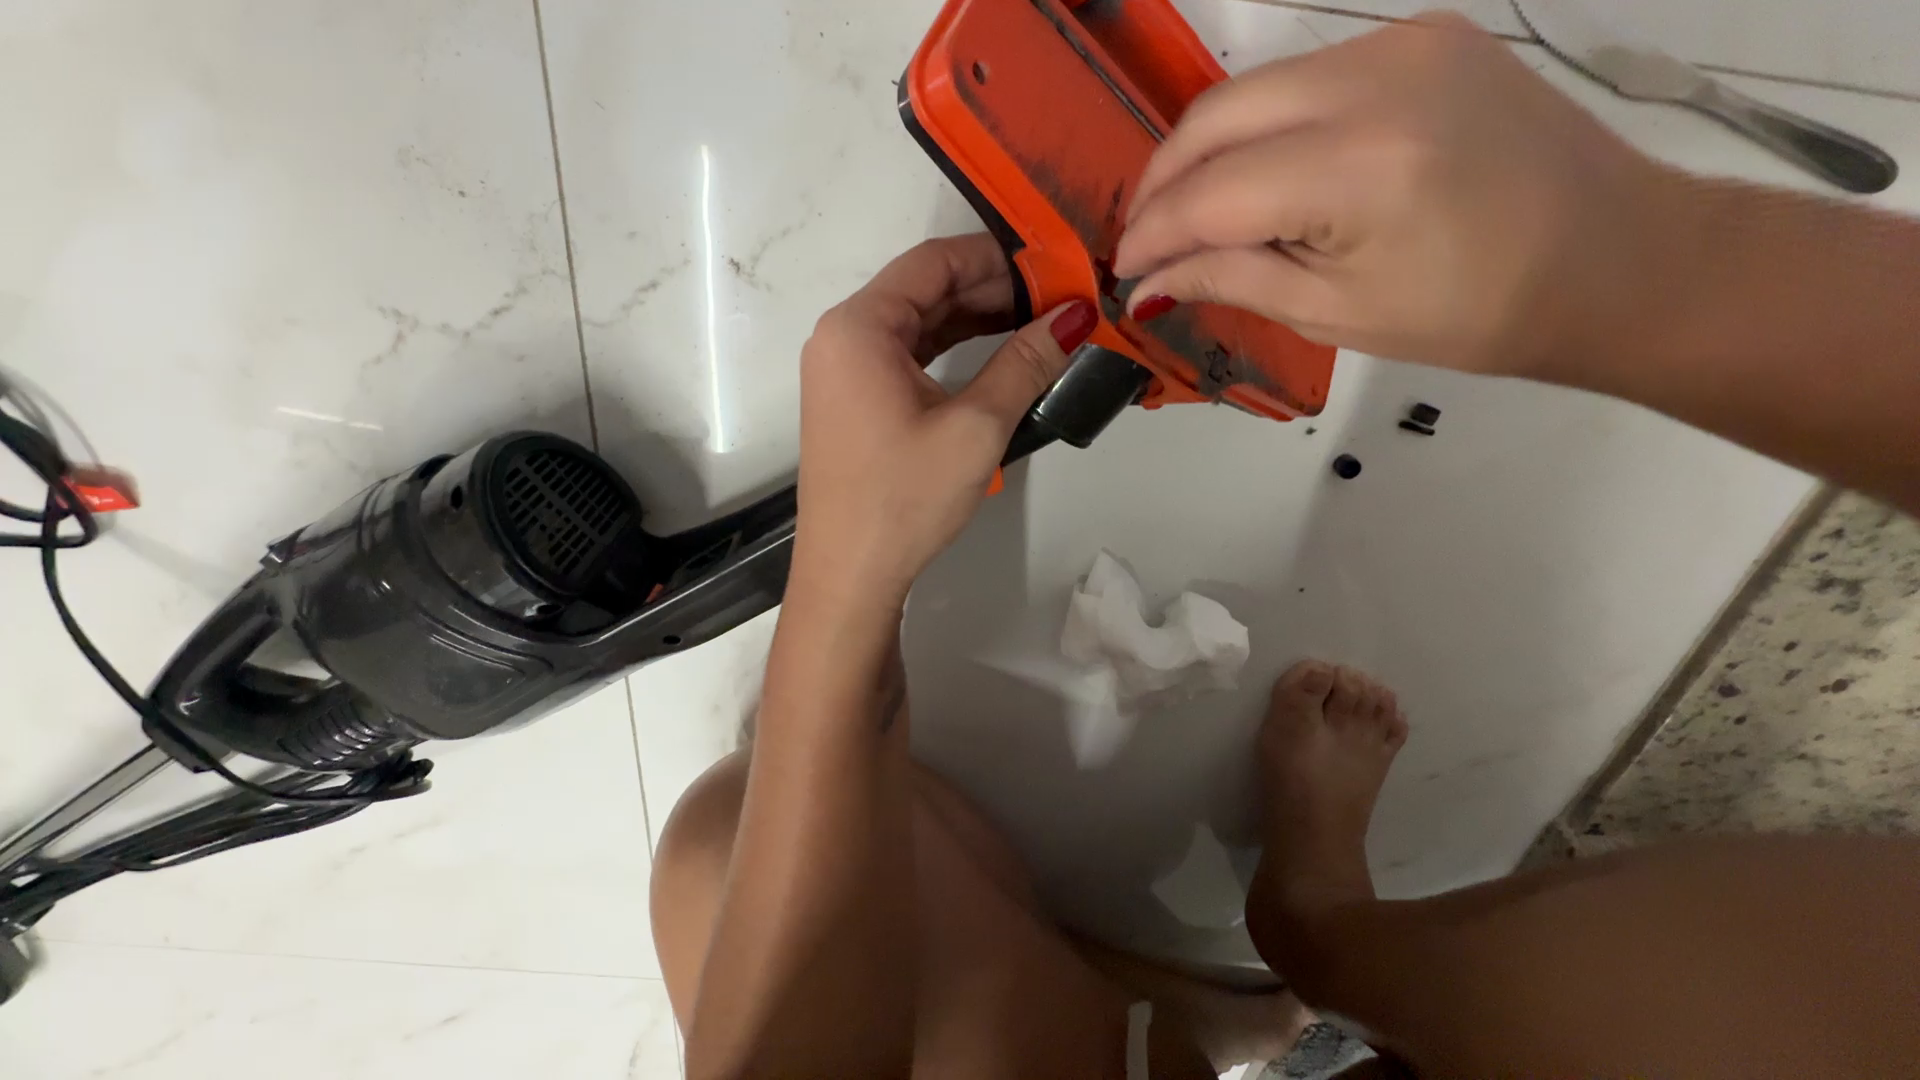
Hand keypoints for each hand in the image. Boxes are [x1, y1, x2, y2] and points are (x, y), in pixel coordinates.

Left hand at [792, 234, 1096, 609]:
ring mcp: (843, 371)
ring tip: (1037, 325)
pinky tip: (995, 357)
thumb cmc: (906, 498)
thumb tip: (1076, 315)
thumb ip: (1026, 363)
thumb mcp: (976, 427)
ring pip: (916, 324)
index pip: (933, 262)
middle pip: (923, 290)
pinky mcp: (854, 402)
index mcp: (860, 327)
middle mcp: (842, 337)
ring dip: (973, 321)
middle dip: (990, 290)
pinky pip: (905, 357)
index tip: (1052, 266)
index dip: (996, 258)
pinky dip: (949, 352)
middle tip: (1055, 300)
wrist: (850, 573)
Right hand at [1114, 12, 1676, 376]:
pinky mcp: (1422, 36)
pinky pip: (1304, 76)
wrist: (1614, 259)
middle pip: (1217, 116)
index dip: (1155, 232)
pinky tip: (1255, 175)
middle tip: (1145, 238)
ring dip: (1206, 151)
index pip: (1213, 191)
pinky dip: (1261, 126)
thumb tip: (1148, 282)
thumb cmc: (1475, 313)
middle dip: (1163, 181)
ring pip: (1253, 87)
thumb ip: (1232, 280)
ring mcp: (1405, 42)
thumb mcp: (1336, 313)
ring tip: (1190, 213)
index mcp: (1361, 167)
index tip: (1123, 270)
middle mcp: (1378, 79)